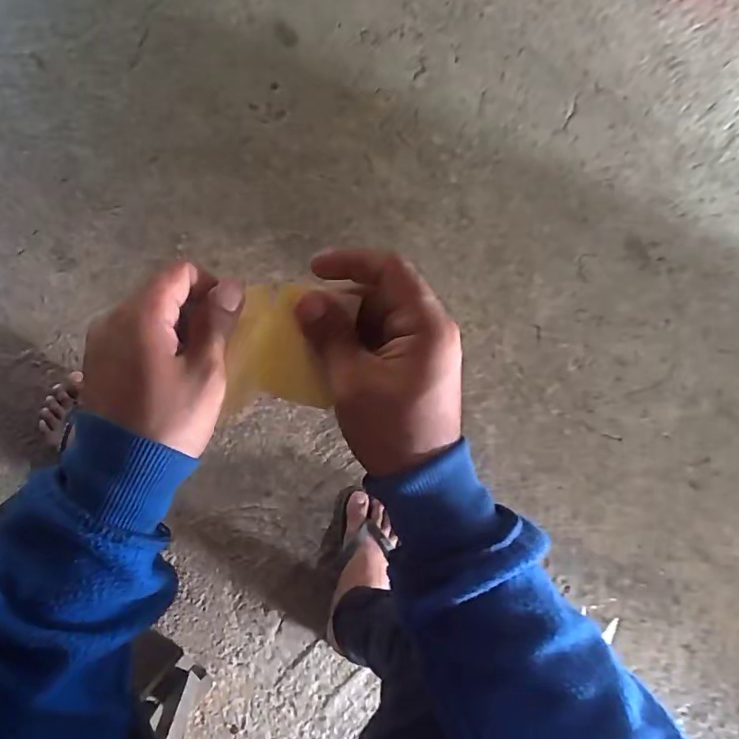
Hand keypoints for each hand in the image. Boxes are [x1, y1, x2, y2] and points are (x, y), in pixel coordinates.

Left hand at [82, 261, 243, 457]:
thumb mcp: (205, 373)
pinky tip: (166, 377)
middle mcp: (111, 319)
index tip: (226, 318)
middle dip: (191, 310)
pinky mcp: (94, 365)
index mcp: (139, 315)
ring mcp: (98, 342)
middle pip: (159, 292)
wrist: (121, 472)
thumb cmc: (170, 421)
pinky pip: (129, 338)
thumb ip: (217, 324)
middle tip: (212, 348)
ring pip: (143, 316)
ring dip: (173, 329)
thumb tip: (230, 286)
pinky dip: (152, 345)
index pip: (179, 273)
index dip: (209, 287)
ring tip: (191, 367)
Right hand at [296, 249, 461, 476]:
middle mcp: (432, 328)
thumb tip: (306, 301)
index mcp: (426, 324)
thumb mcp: (352, 381)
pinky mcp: (417, 367)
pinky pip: (384, 340)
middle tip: (307, 313)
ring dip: (348, 321)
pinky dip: (358, 340)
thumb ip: (330, 336)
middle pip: (385, 293)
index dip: (350, 262)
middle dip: (344, 297)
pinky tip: (332, 354)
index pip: (390, 270)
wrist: (420, 477)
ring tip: (314, 335)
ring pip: (382, 317)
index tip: (313, 270)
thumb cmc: (389, 427)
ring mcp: (426, 349)